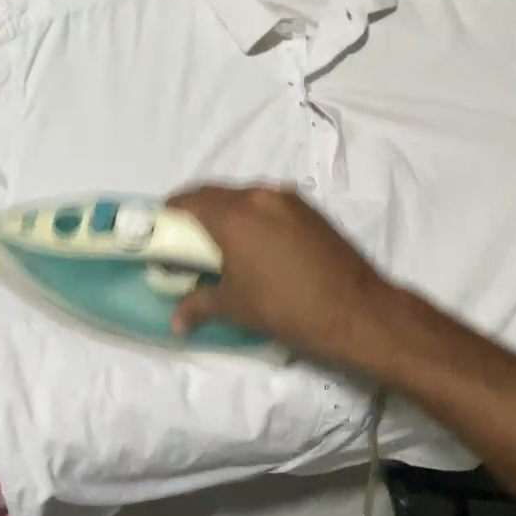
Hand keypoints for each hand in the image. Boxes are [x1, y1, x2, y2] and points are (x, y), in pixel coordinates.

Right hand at [167, 185, 393, 358]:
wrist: (356, 310)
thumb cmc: (285, 308)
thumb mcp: (235, 307)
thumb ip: (199, 305)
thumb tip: (175, 322)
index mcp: (234, 216)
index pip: (190, 199)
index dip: (170, 211)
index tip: (160, 227)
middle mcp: (259, 196)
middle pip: (216, 193)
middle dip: (196, 210)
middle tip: (186, 237)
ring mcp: (289, 199)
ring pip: (244, 196)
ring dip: (227, 212)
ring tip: (220, 243)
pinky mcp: (310, 210)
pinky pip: (269, 203)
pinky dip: (253, 216)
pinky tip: (255, 244)